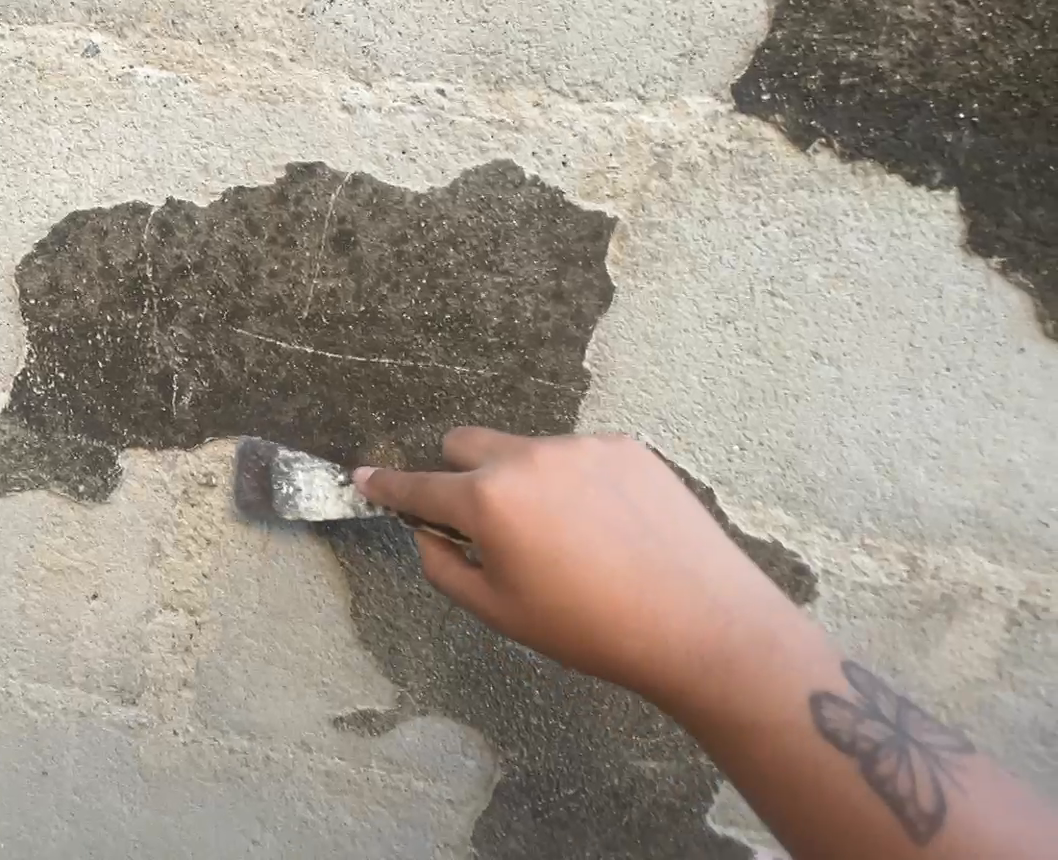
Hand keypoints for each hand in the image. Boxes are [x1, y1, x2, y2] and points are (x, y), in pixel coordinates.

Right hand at [353, 427, 812, 705]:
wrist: (711, 631)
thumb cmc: (590, 630)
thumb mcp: (497, 612)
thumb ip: (441, 565)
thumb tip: (427, 531)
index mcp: (487, 502)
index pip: (417, 487)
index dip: (386, 485)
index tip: (363, 476)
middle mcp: (524, 458)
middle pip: (462, 443)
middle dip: (460, 474)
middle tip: (492, 521)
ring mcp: (577, 446)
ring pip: (521, 449)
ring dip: (522, 479)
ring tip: (572, 531)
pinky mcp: (624, 446)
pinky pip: (573, 453)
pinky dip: (572, 480)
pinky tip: (610, 521)